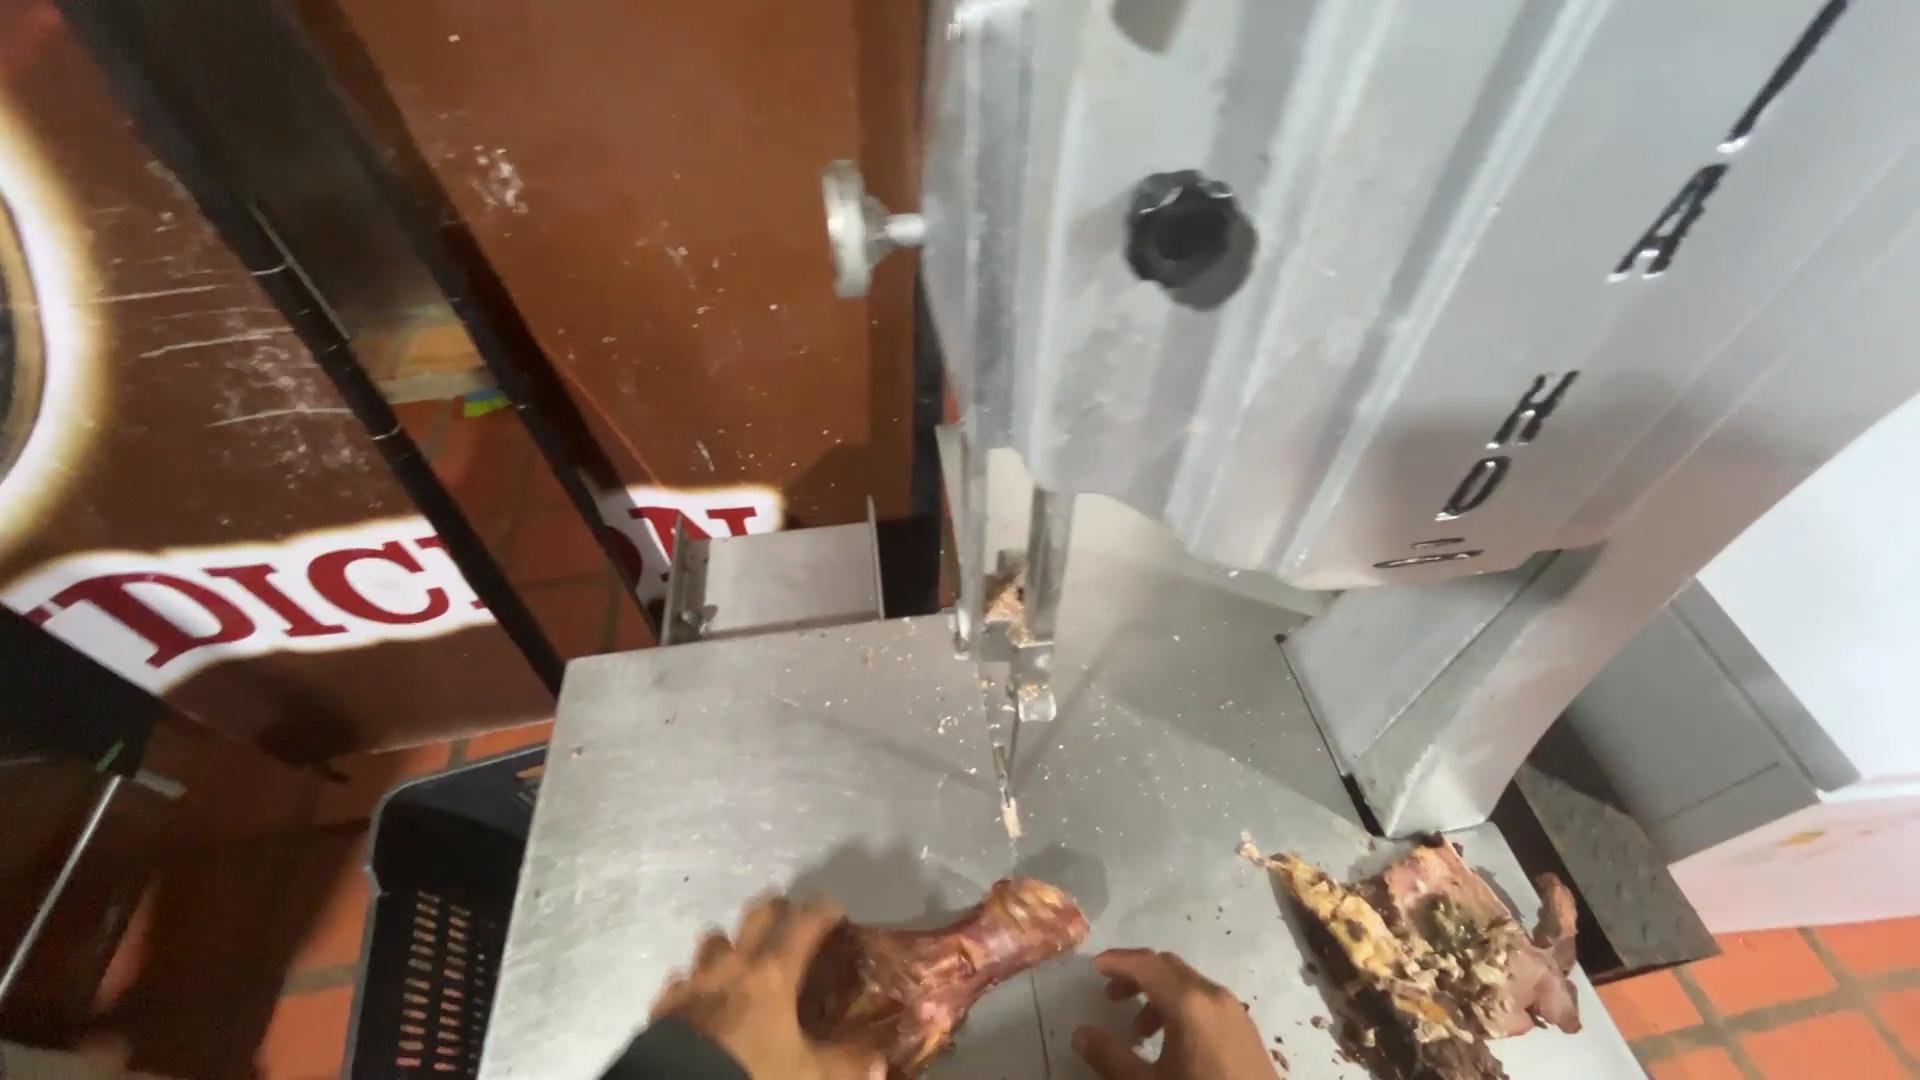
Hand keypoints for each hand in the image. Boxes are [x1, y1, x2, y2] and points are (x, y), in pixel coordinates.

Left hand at [651, 895, 882, 1079]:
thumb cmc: (749, 1075)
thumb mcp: (805, 1076)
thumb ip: (843, 1066)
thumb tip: (880, 1065)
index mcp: (774, 972)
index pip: (806, 920)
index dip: (825, 909)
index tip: (837, 913)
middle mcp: (735, 963)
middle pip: (759, 912)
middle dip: (778, 910)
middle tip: (791, 925)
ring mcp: (696, 979)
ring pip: (715, 938)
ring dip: (731, 943)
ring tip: (741, 961)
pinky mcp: (666, 1002)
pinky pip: (683, 978)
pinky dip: (695, 983)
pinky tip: (701, 1000)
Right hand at [1073, 949, 1281, 1079]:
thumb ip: (1111, 1058)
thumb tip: (1080, 1034)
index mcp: (1188, 1003)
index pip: (1147, 964)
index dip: (1118, 961)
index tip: (1095, 968)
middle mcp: (1213, 996)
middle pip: (1168, 967)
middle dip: (1136, 976)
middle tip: (1111, 996)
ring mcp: (1235, 1013)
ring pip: (1188, 985)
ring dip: (1158, 995)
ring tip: (1139, 1031)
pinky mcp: (1247, 1033)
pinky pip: (1206, 1003)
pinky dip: (1181, 1008)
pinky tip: (1174, 1046)